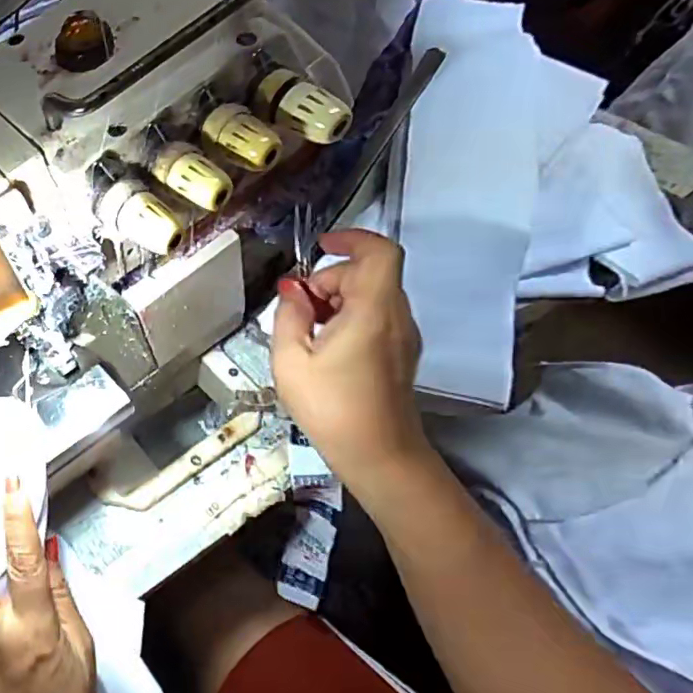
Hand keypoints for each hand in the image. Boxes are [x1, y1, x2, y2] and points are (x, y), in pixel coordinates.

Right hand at [271, 229, 430, 475]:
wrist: (378, 455)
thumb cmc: (332, 408)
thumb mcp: (290, 361)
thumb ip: (288, 316)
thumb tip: (292, 291)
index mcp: (373, 311)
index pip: (379, 251)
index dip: (351, 238)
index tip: (321, 246)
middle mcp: (396, 316)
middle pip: (369, 274)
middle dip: (329, 279)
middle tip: (298, 308)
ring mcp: (403, 336)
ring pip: (372, 295)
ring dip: (337, 299)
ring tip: (306, 331)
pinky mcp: (401, 353)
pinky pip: (376, 317)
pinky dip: (349, 317)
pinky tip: (324, 347)